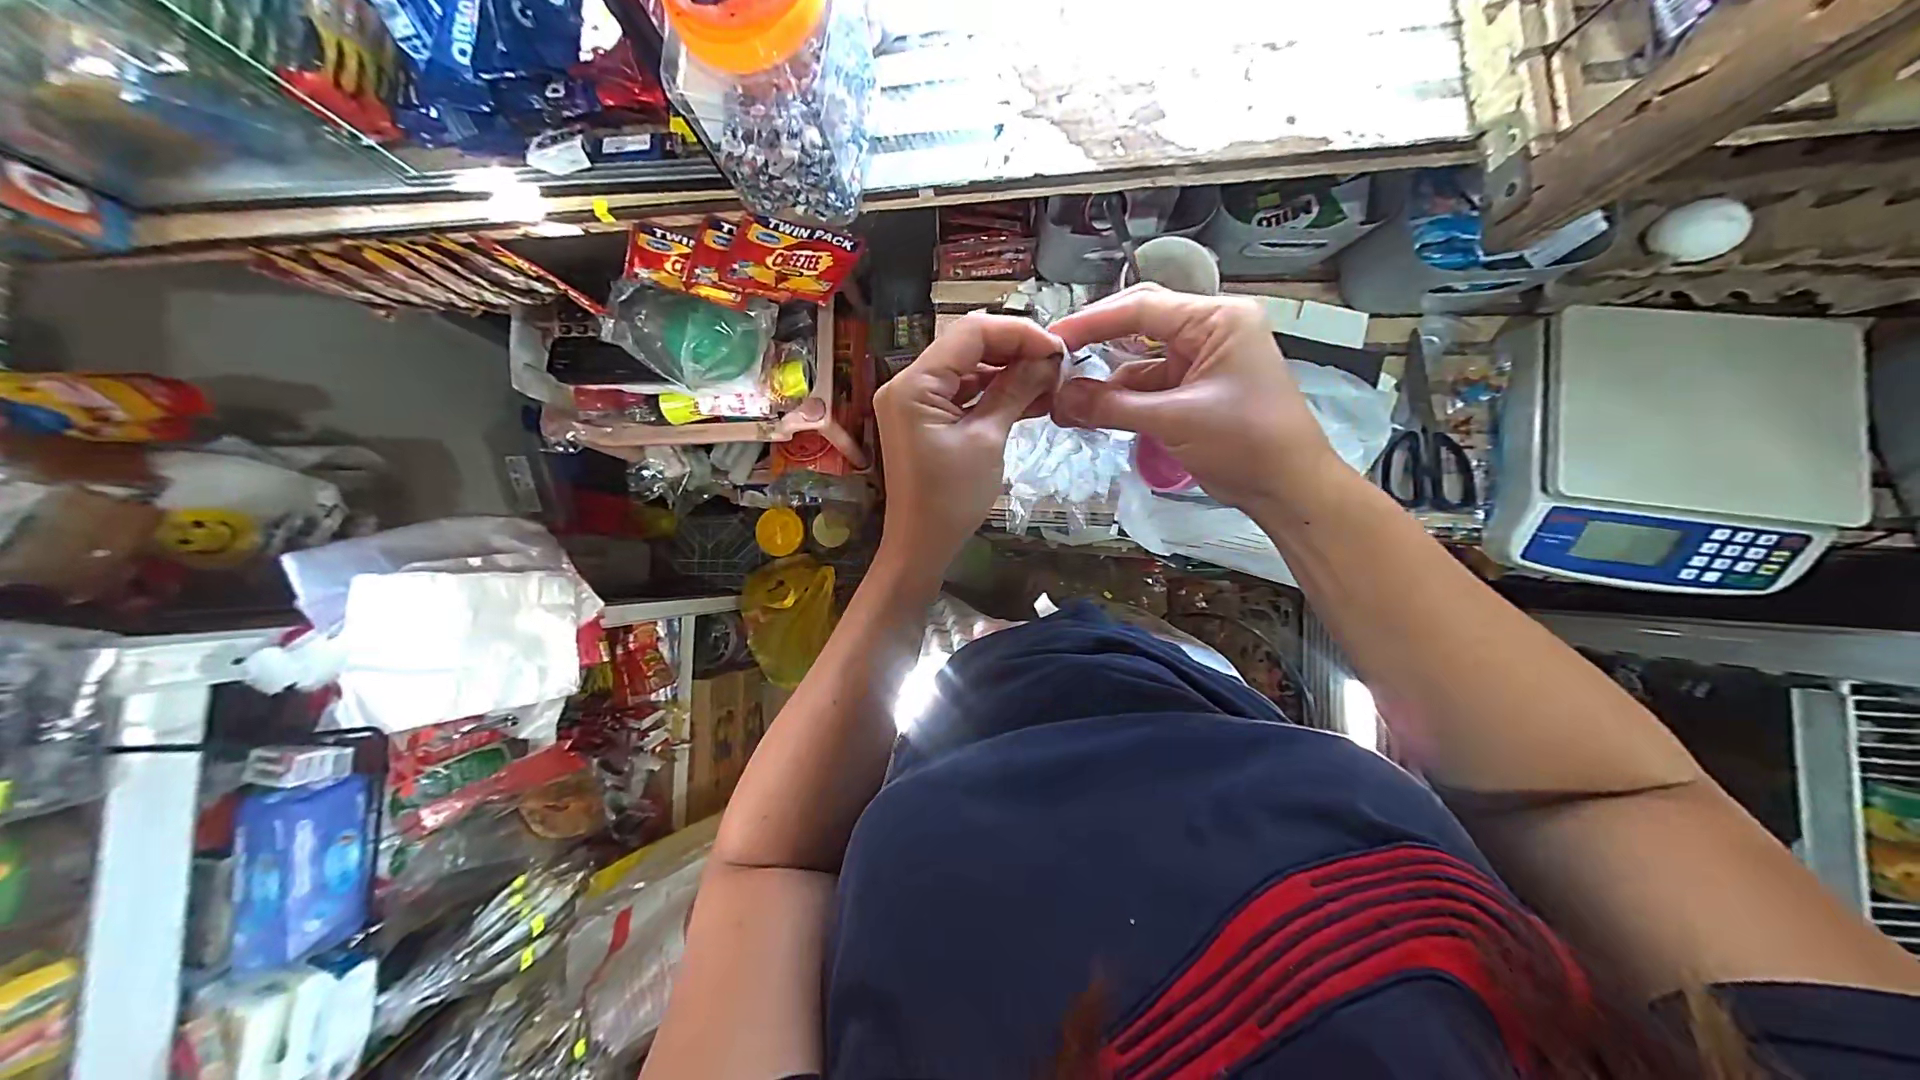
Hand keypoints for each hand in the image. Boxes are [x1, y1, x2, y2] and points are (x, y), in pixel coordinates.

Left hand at [874, 313, 1063, 572]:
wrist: (921, 544)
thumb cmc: (951, 499)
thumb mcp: (987, 440)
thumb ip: (1015, 391)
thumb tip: (1049, 359)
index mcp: (914, 384)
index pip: (970, 333)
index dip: (1017, 333)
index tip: (1057, 347)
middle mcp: (908, 383)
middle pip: (968, 346)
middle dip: (1015, 350)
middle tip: (1058, 363)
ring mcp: (914, 400)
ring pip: (968, 368)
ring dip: (1008, 371)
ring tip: (1050, 380)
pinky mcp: (925, 417)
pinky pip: (962, 393)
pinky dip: (993, 393)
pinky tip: (1029, 396)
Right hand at [1047, 284, 1340, 511]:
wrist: (1289, 488)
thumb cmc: (1246, 443)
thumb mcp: (1175, 420)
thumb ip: (1112, 406)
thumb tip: (1058, 399)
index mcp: (1218, 319)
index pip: (1143, 309)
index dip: (1092, 322)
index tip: (1051, 339)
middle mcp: (1210, 330)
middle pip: (1139, 325)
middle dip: (1097, 343)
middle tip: (1055, 359)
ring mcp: (1203, 361)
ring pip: (1140, 361)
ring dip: (1105, 381)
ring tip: (1064, 398)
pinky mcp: (1195, 390)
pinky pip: (1149, 387)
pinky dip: (1121, 400)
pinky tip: (1090, 412)